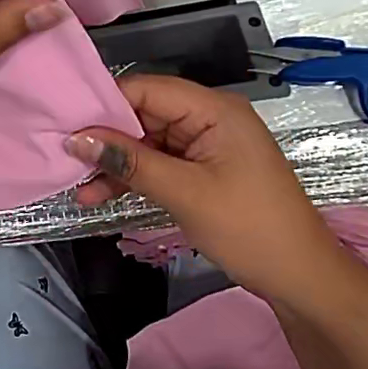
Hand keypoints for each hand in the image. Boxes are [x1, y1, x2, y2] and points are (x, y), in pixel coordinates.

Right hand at [65, 75, 342, 301]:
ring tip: (79, 185)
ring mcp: (205, 144)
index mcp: (214, 109)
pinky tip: (102, 193)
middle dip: (106, 137)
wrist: (301, 279)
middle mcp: (208, 117)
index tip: (66, 123)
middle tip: (65, 157)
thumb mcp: (185, 194)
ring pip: (146, 141)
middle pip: (144, 113)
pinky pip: (159, 162)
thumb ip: (130, 162)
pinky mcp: (202, 168)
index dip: (105, 103)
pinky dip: (134, 177)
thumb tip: (78, 139)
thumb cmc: (251, 229)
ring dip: (116, 163)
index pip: (147, 89)